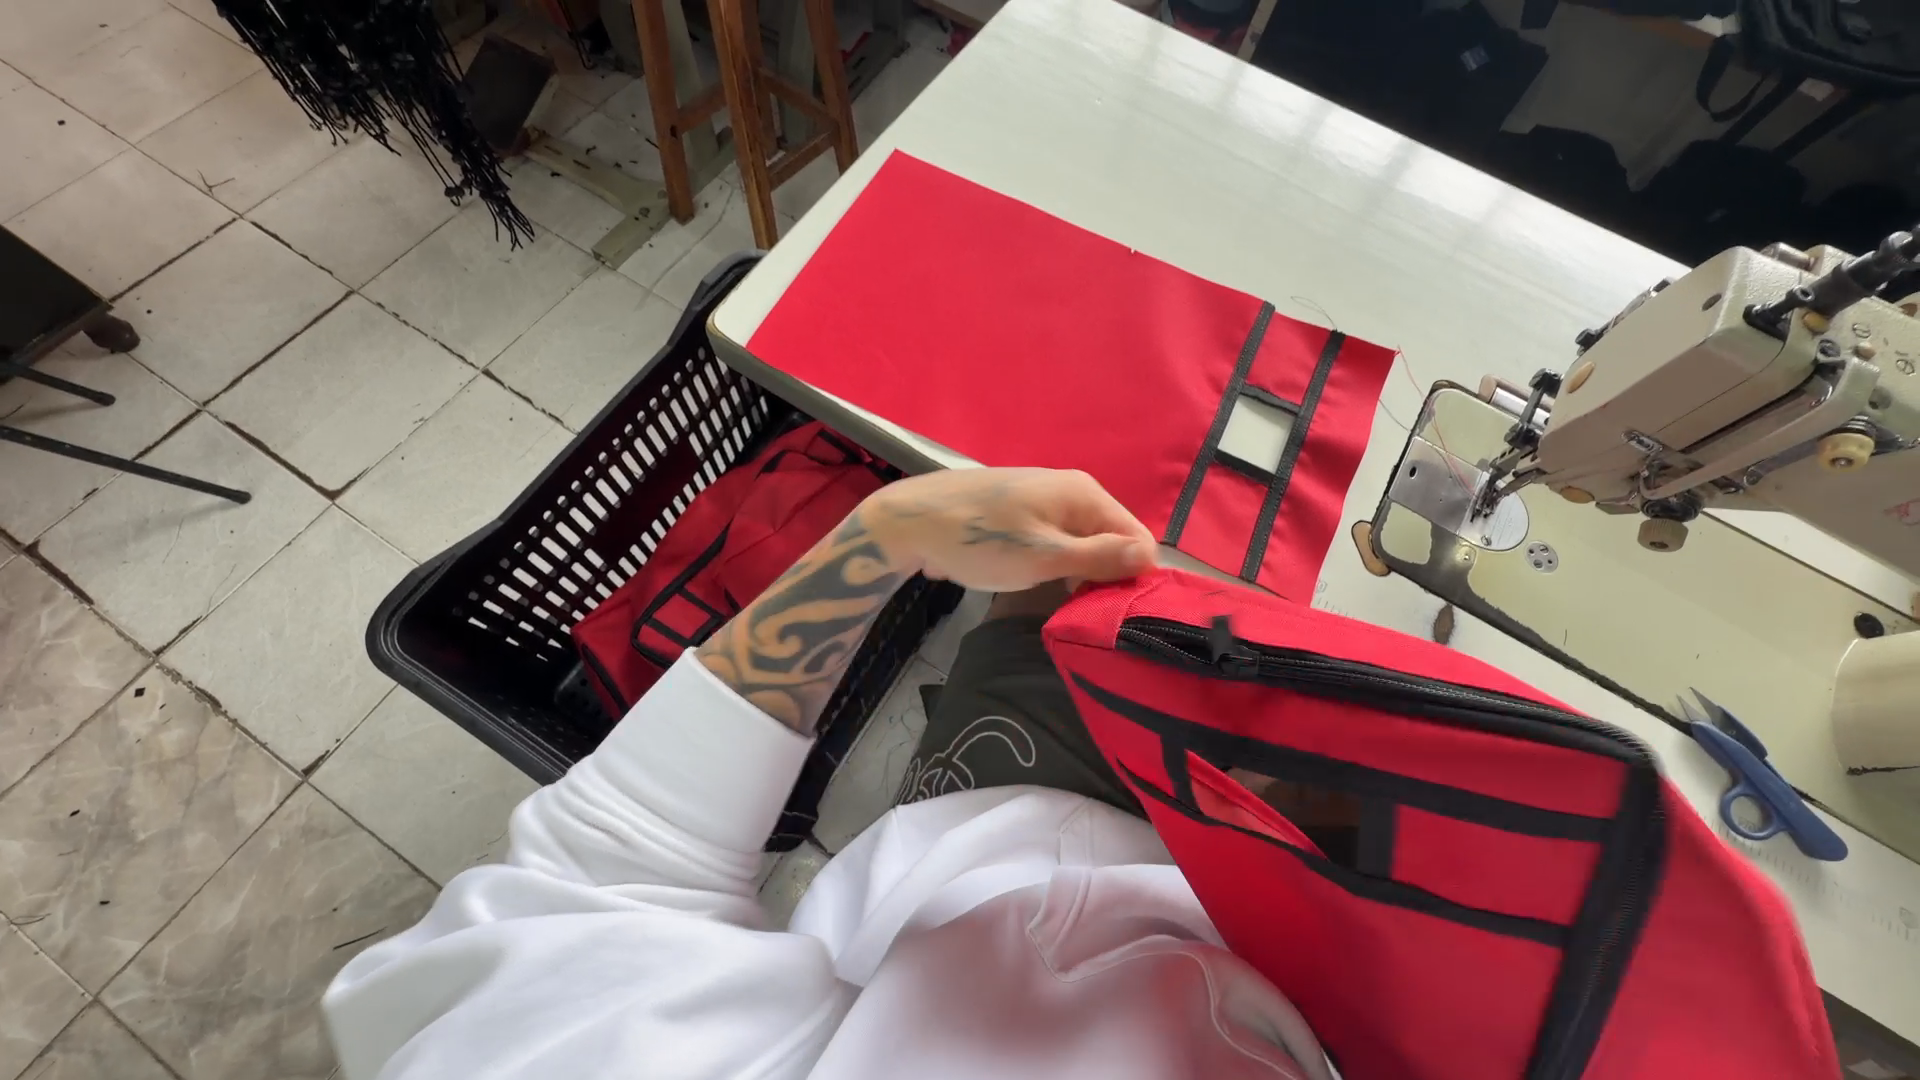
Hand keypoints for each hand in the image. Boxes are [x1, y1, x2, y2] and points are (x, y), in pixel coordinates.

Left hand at [861, 468, 1157, 592]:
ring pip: (1082, 545)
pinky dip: (1056, 567)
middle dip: (1107, 578)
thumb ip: (1099, 558)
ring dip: (1080, 576)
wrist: (909, 523)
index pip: (1138, 538)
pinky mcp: (1021, 517)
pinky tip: (1044, 589)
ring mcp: (1044, 502)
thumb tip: (1151, 558)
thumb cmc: (980, 541)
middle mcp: (1071, 491)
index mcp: (1084, 494)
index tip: (1118, 612)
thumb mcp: (1044, 556)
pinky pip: (1056, 544)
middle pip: (1112, 541)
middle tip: (1090, 617)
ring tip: (1068, 609)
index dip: (1134, 577)